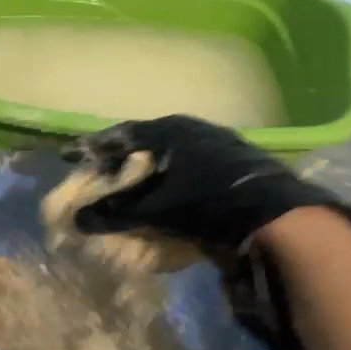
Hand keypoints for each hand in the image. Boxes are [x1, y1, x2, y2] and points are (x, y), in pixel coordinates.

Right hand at [69, 115, 350, 251]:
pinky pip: (193, 170)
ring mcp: (221, 145)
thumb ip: (115, 213)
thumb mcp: (155, 209)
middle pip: (148, 143)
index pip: (122, 134)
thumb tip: (76, 220)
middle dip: (123, 160)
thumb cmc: (207, 203)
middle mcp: (195, 129)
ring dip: (151, 172)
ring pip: (173, 157)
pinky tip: (171, 198)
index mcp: (170, 130)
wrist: (277, 217)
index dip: (95, 148)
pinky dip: (175, 183)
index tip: (74, 156)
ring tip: (134, 189)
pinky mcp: (239, 166)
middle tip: (103, 175)